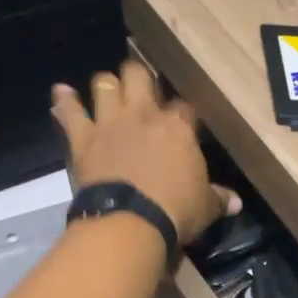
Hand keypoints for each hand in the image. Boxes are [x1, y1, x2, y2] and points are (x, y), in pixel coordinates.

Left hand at [51, 61, 239, 243]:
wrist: (132, 221)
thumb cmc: (176, 212)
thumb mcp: (206, 208)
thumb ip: (219, 199)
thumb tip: (236, 203)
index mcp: (178, 128)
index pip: (184, 108)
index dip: (184, 113)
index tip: (186, 123)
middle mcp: (143, 114)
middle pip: (139, 76)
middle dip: (141, 79)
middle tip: (143, 92)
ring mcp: (110, 122)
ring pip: (105, 83)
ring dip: (107, 86)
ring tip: (110, 92)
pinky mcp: (83, 137)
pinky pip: (69, 111)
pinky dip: (65, 102)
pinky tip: (62, 93)